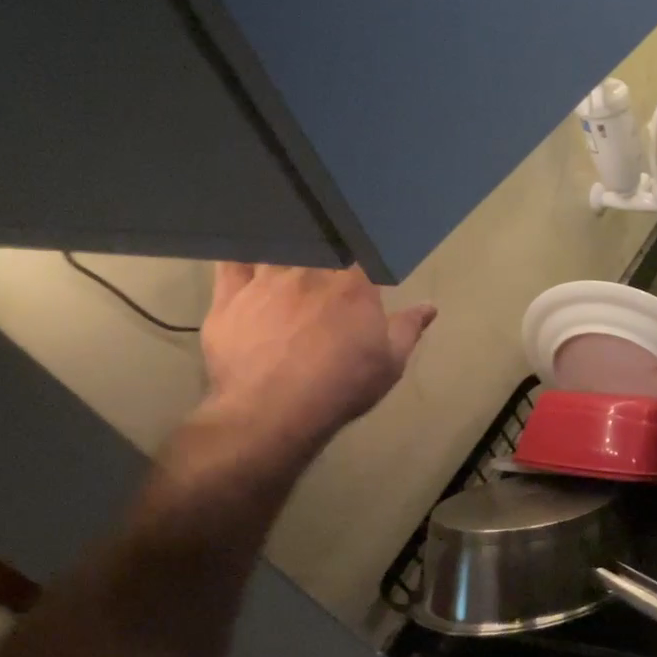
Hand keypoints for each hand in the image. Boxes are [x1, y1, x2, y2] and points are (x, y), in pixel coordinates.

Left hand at [201, 264, 436, 447]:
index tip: (368, 260)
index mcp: (353, 285)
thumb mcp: (390, 362)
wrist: (273, 412)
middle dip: (326, 246)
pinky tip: (244, 255)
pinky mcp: (228, 298)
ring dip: (285, 247)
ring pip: (275, 247)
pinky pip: (230, 264)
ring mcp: (265, 282)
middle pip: (318, 244)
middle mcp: (309, 272)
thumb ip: (408, 328)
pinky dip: (239, 256)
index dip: (364, 253)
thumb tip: (429, 307)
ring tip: (288, 250)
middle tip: (329, 255)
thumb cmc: (342, 385)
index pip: (362, 251)